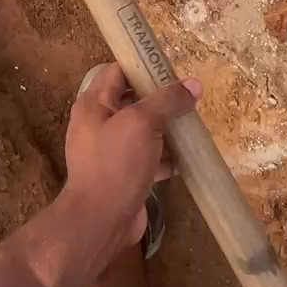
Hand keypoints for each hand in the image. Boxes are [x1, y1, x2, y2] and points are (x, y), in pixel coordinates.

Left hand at [55, 63, 202, 259]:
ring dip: (165, 129)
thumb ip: (167, 101)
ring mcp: (109, 152)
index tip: (171, 68)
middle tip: (188, 97)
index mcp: (93, 105)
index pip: (116, 72)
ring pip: (142, 131)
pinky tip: (186, 159)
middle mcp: (97, 124)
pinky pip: (147, 158)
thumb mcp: (142, 123)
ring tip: (192, 124)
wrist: (101, 220)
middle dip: (160, 99)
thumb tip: (193, 85)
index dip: (142, 66)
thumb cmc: (116, 164)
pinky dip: (165, 157)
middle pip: (131, 101)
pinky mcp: (122, 175)